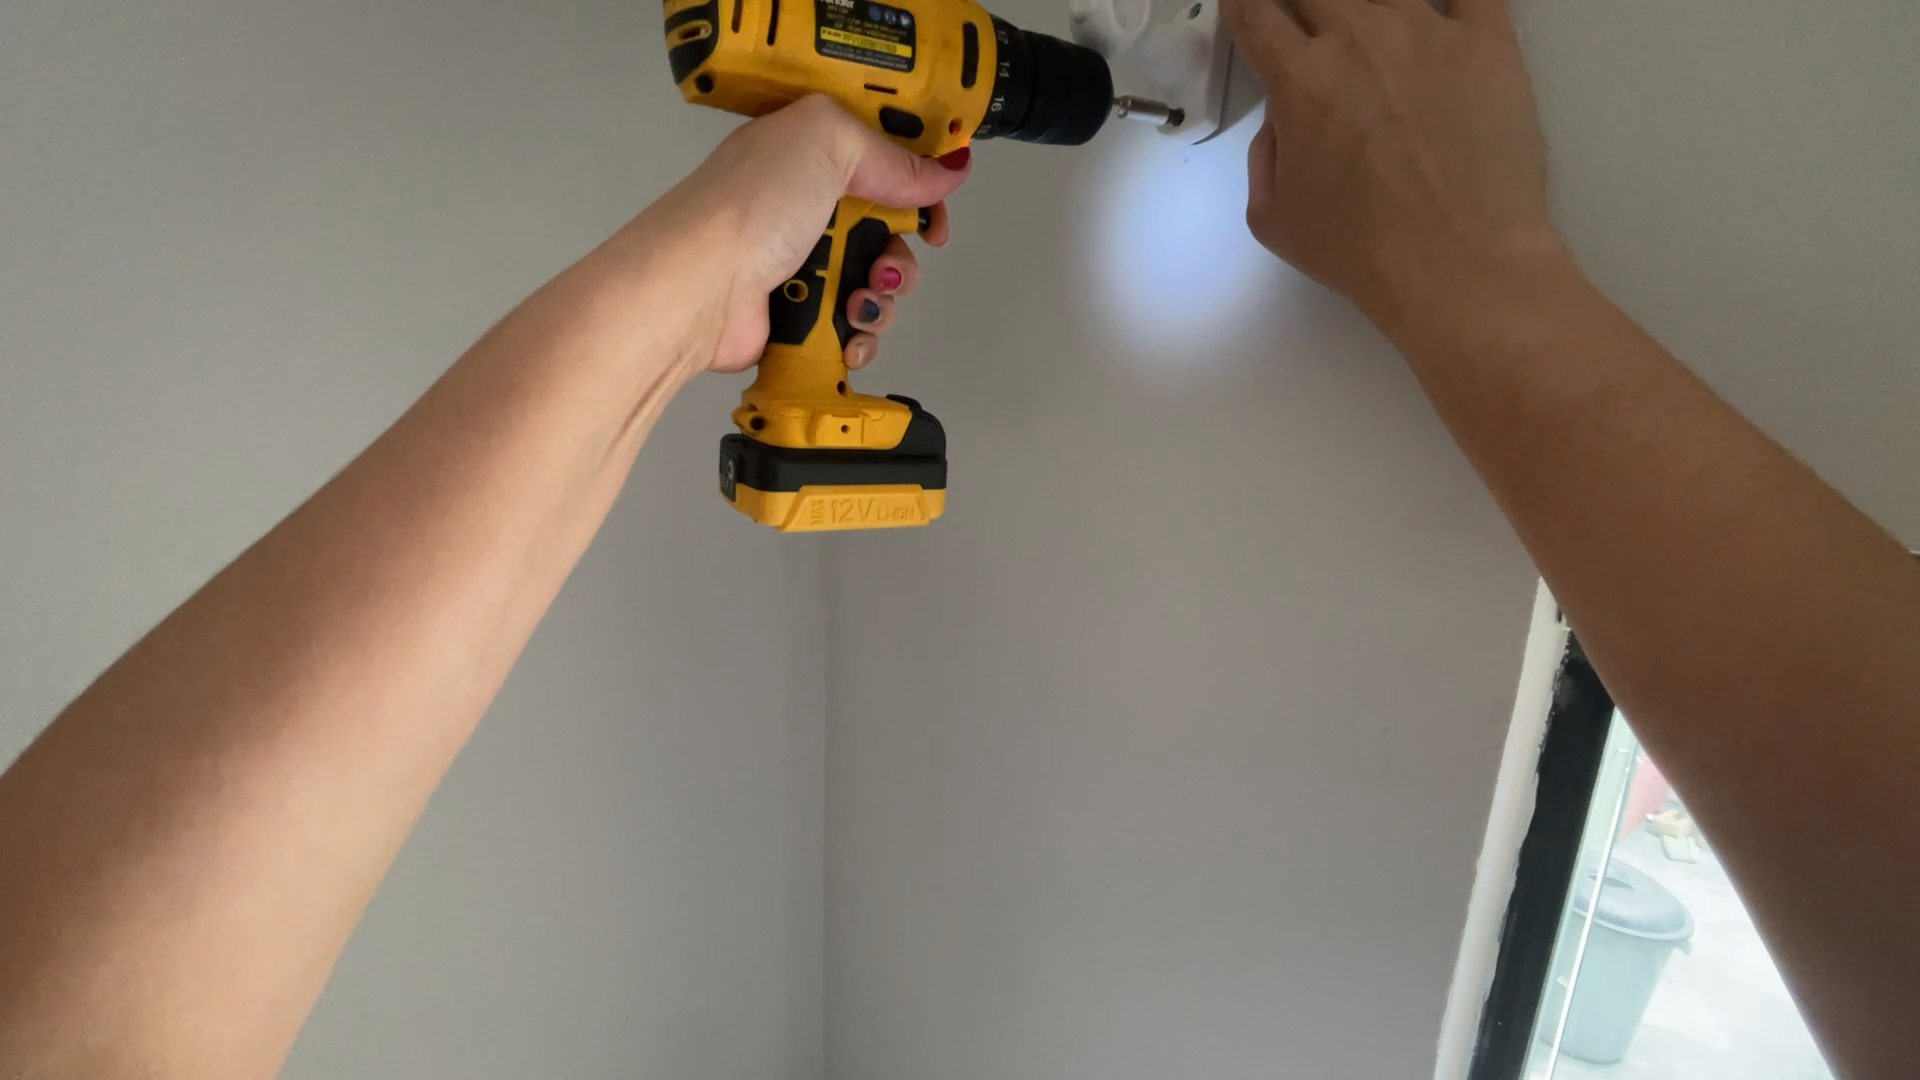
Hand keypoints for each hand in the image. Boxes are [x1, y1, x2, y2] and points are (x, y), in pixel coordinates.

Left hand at [657, 94, 970, 372]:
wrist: (704, 288)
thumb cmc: (749, 209)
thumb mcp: (825, 142)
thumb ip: (890, 152)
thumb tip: (945, 171)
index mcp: (816, 160)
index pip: (888, 172)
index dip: (919, 195)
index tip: (933, 219)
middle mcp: (812, 214)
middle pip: (891, 240)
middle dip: (900, 260)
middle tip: (883, 268)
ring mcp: (808, 269)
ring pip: (878, 291)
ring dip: (881, 303)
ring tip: (855, 304)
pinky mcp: (805, 318)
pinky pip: (857, 331)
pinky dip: (861, 338)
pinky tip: (847, 335)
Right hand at [1221, 0, 1562, 321]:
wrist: (1451, 256)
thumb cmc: (1351, 246)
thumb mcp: (1271, 218)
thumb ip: (1266, 157)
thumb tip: (1284, 123)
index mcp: (1300, 80)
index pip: (1257, 15)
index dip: (1243, 6)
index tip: (1243, 7)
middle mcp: (1360, 35)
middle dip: (1297, 2)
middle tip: (1299, 21)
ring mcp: (1430, 27)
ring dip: (1359, 5)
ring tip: (1362, 30)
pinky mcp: (1489, 37)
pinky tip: (1431, 10)